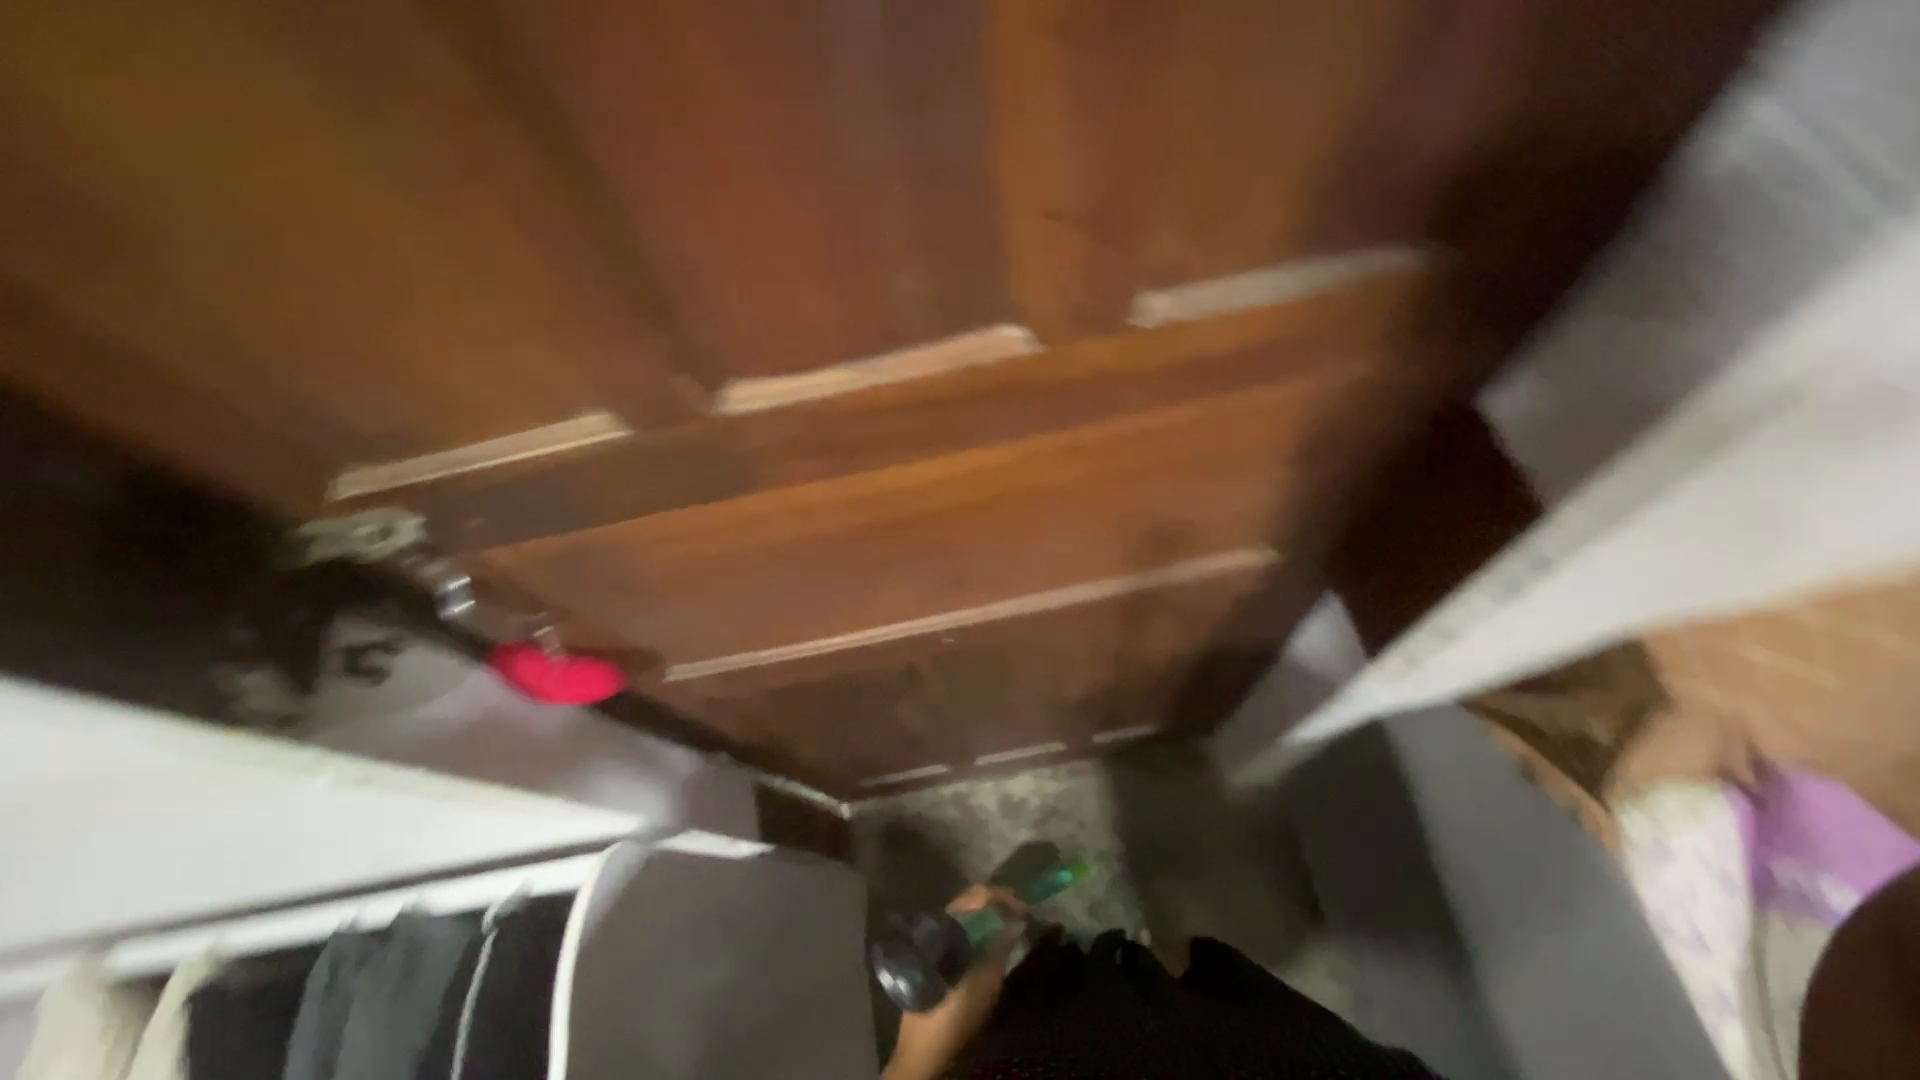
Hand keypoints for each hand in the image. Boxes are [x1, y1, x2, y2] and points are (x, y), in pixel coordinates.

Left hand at [882, 885, 1025, 1079]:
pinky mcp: (930, 956)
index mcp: (946, 926)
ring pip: (963, 916)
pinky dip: (976, 930)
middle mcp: (936, 926)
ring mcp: (930, 940)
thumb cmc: (954, 1015)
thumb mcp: (985, 983)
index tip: (1024, 909)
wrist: (922, 1049)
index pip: (977, 895)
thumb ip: (1000, 948)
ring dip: (986, 916)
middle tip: (1019, 915)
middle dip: (995, 904)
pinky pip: (958, 931)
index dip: (1003, 897)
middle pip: (968, 902)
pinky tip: (988, 943)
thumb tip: (1016, 922)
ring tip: (1008, 926)